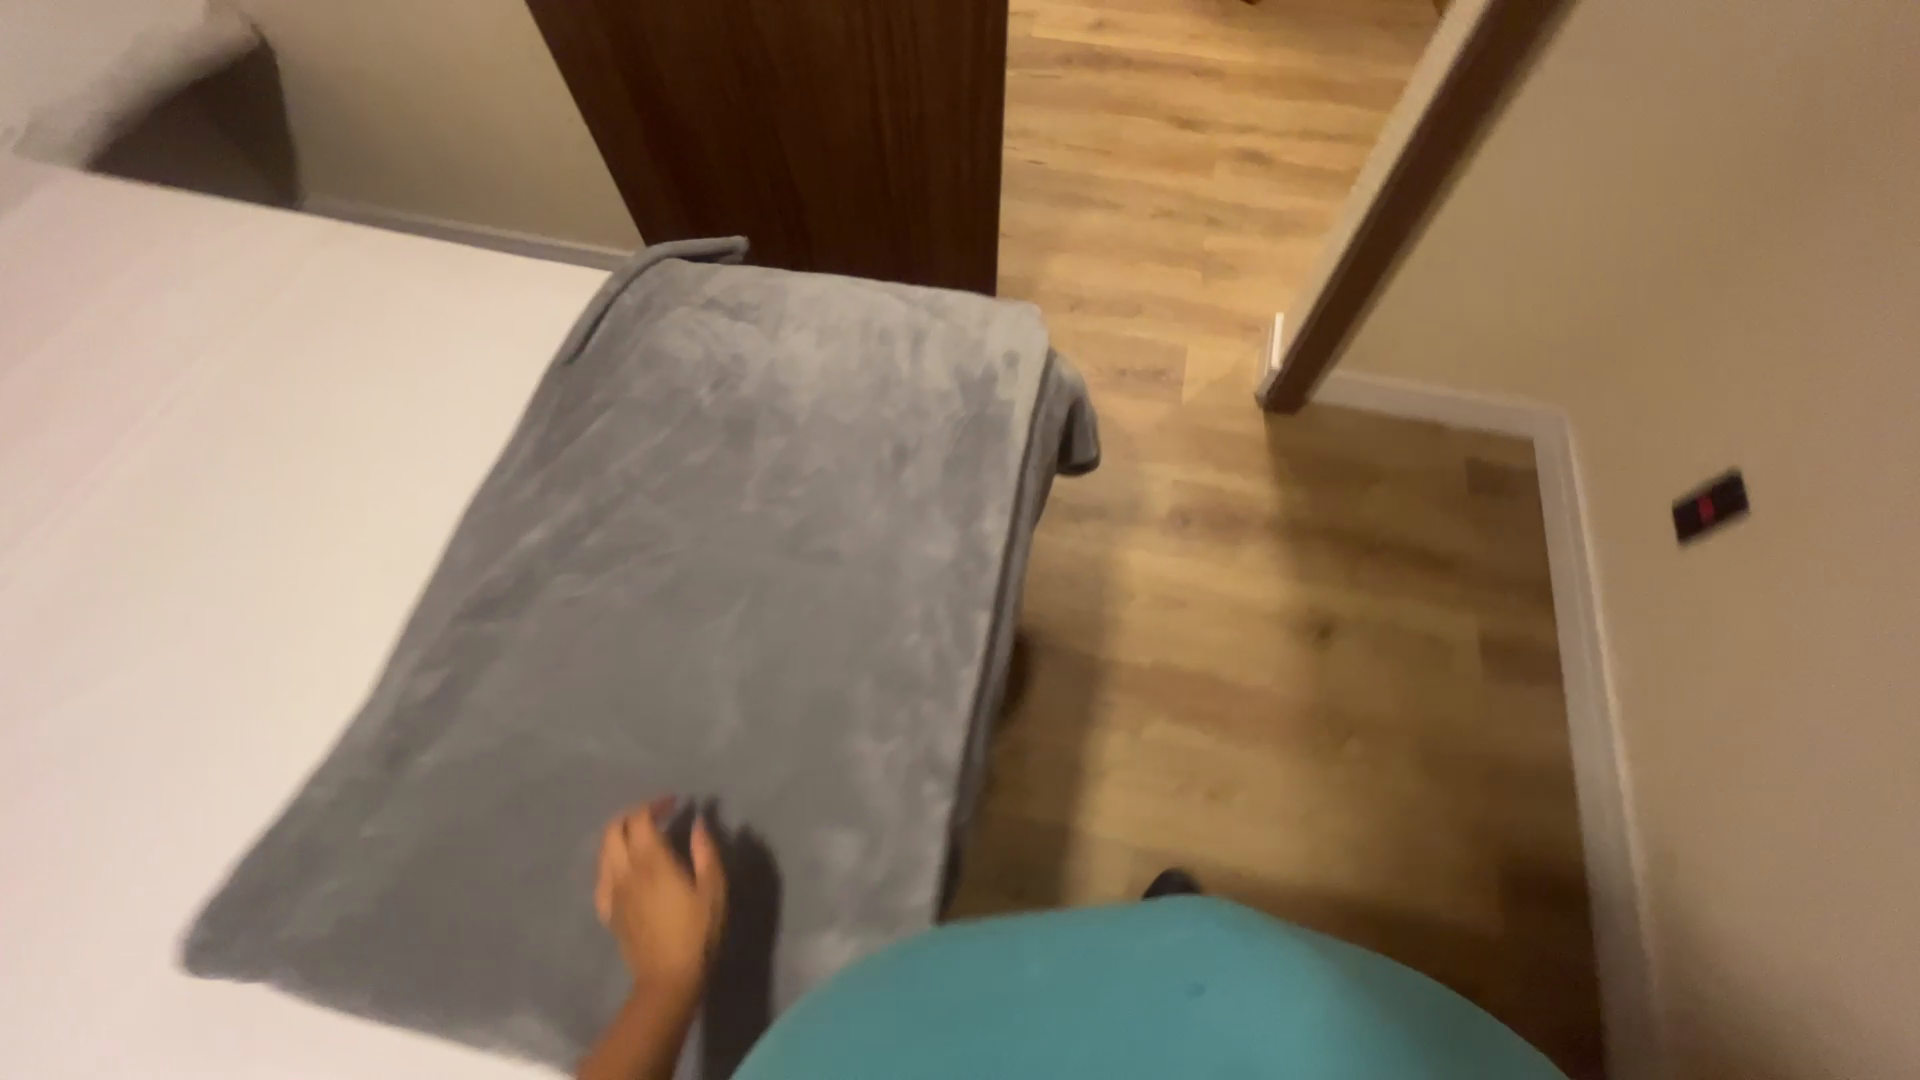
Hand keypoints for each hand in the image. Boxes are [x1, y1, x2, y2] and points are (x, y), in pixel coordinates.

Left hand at [594, 800, 727, 998]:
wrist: (668, 978)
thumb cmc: (697, 931)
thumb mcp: (713, 887)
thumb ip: (705, 850)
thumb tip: (698, 822)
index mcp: (652, 862)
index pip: (639, 819)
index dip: (654, 804)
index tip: (675, 803)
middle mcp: (625, 872)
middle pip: (614, 830)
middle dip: (633, 815)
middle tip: (658, 814)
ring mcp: (612, 892)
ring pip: (604, 851)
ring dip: (621, 834)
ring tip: (644, 836)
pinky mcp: (608, 911)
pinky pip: (601, 875)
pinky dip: (612, 860)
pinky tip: (628, 867)